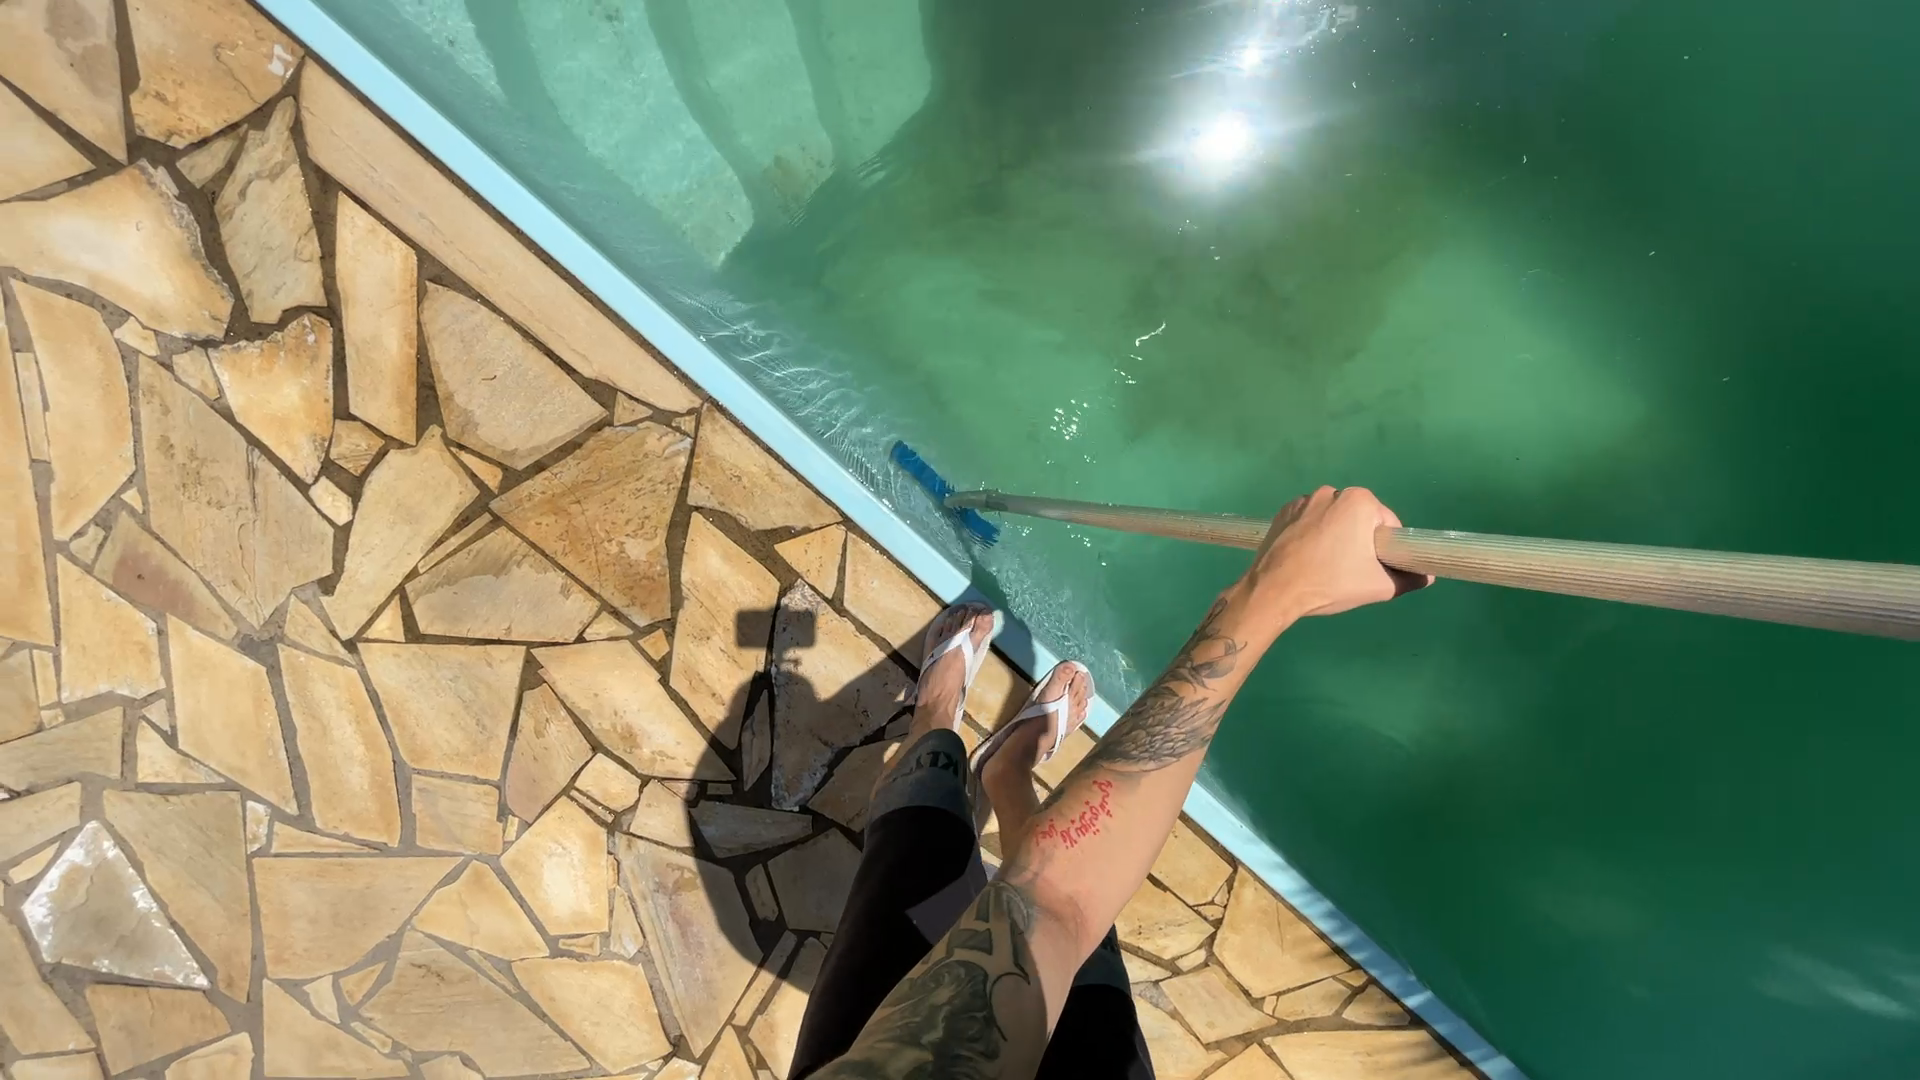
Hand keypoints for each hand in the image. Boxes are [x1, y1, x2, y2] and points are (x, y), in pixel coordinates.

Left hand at [1233, 486, 1429, 627]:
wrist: (1274, 590)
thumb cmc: (1330, 582)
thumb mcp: (1379, 586)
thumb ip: (1409, 579)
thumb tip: (1426, 576)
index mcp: (1359, 500)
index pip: (1387, 524)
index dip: (1385, 548)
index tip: (1372, 567)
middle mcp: (1330, 492)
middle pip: (1358, 519)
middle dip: (1358, 541)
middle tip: (1348, 569)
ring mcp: (1301, 501)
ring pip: (1331, 520)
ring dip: (1333, 536)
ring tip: (1324, 565)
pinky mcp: (1281, 513)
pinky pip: (1307, 522)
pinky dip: (1310, 535)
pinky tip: (1305, 557)